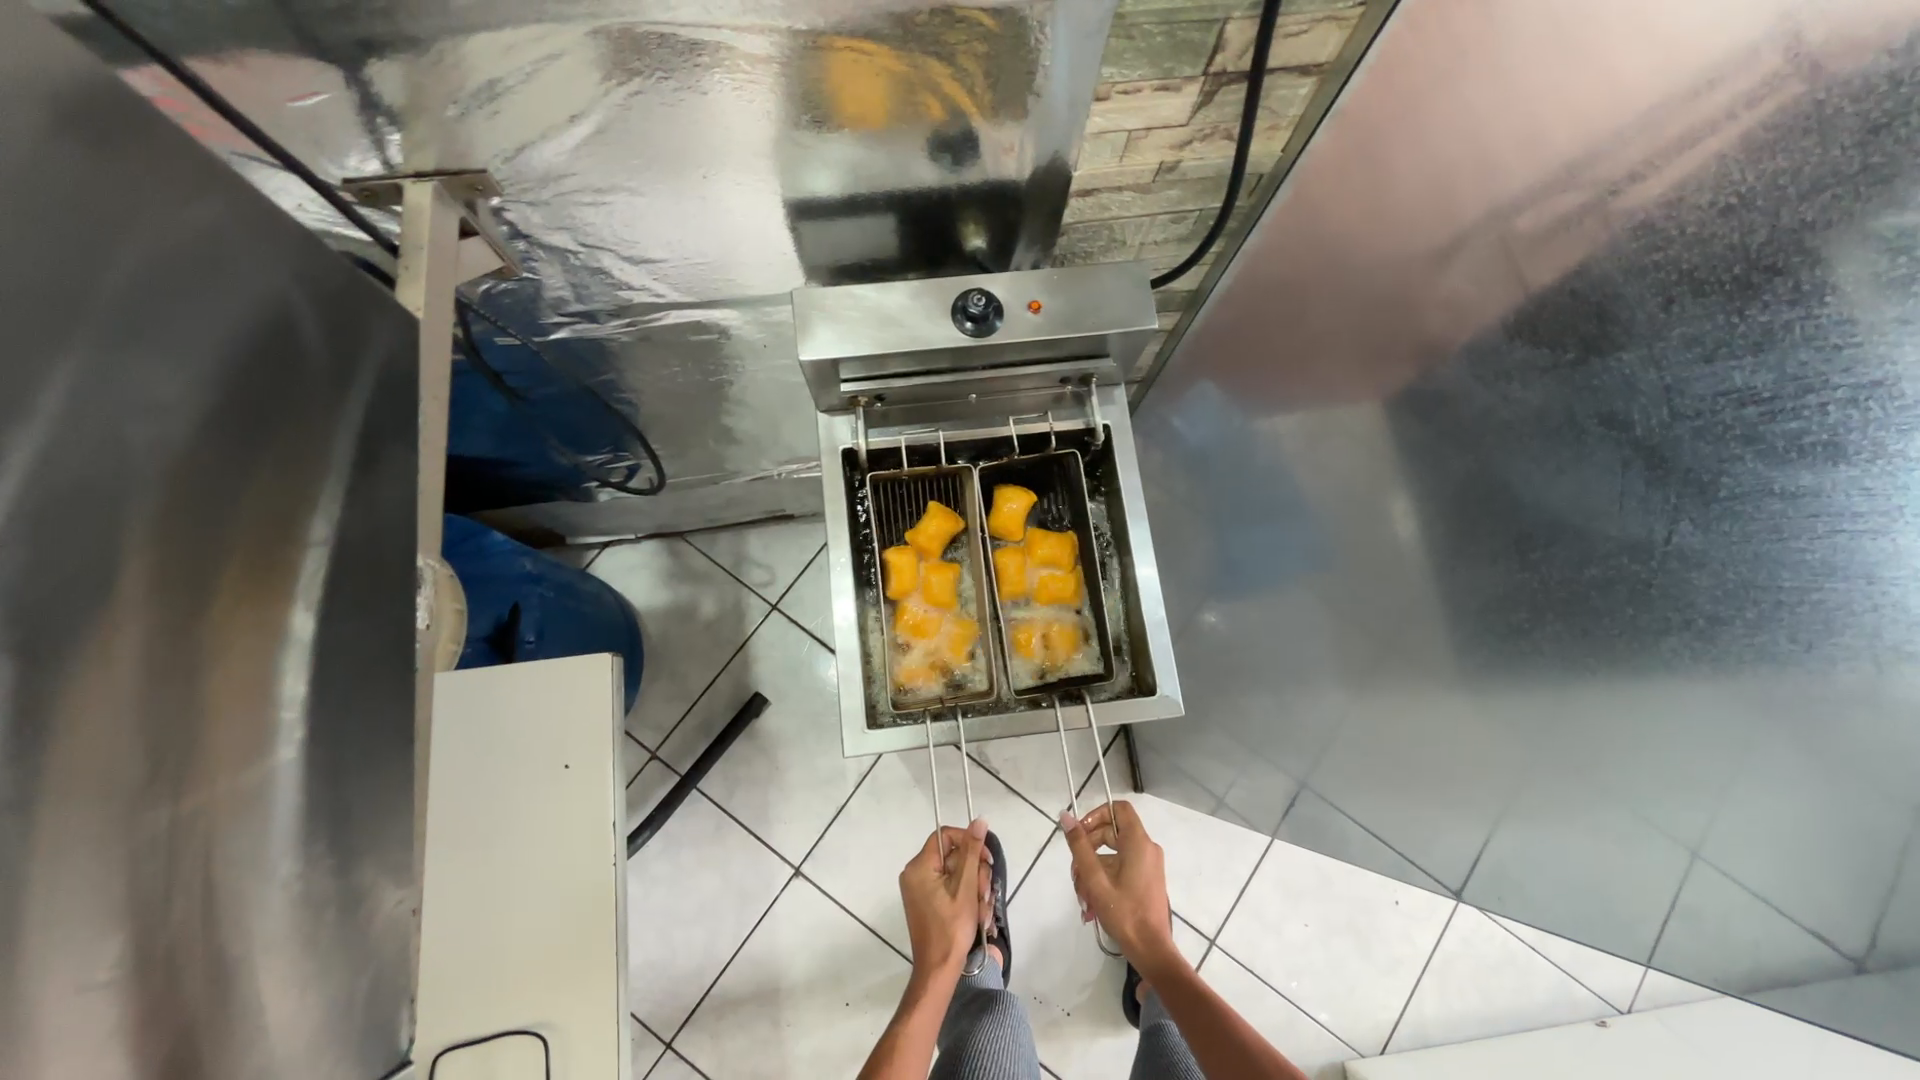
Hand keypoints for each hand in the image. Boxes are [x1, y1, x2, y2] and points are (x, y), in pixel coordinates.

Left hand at [898, 819, 991, 977]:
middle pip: (953, 856)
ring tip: (982, 910)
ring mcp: (921, 889)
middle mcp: (916, 873)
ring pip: (956, 874)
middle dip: (975, 873)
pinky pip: (951, 888)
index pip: (946, 836)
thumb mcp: (966, 886)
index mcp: (919, 866)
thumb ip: (972, 851)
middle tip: (985, 893)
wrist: (939, 969)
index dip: (969, 842)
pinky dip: (966, 898)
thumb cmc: (952, 928)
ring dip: (974, 889)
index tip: (987, 859)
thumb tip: (979, 820)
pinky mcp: (928, 902)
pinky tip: (977, 914)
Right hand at [1061, 801, 1177, 975]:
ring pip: (1112, 856)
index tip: (1078, 834)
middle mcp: (1146, 849)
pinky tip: (1091, 905)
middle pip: (1110, 834)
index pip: (1117, 809)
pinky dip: (1104, 882)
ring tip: (1082, 898)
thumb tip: (1065, 816)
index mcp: (1138, 843)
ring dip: (1092, 873)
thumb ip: (1079, 845)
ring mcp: (1147, 865)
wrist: (1151, 950)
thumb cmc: (1124, 912)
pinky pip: (1120, 870)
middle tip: (1074, 874)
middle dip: (1087, 853)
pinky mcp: (1146, 880)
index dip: (1095, 815)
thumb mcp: (1095, 878)